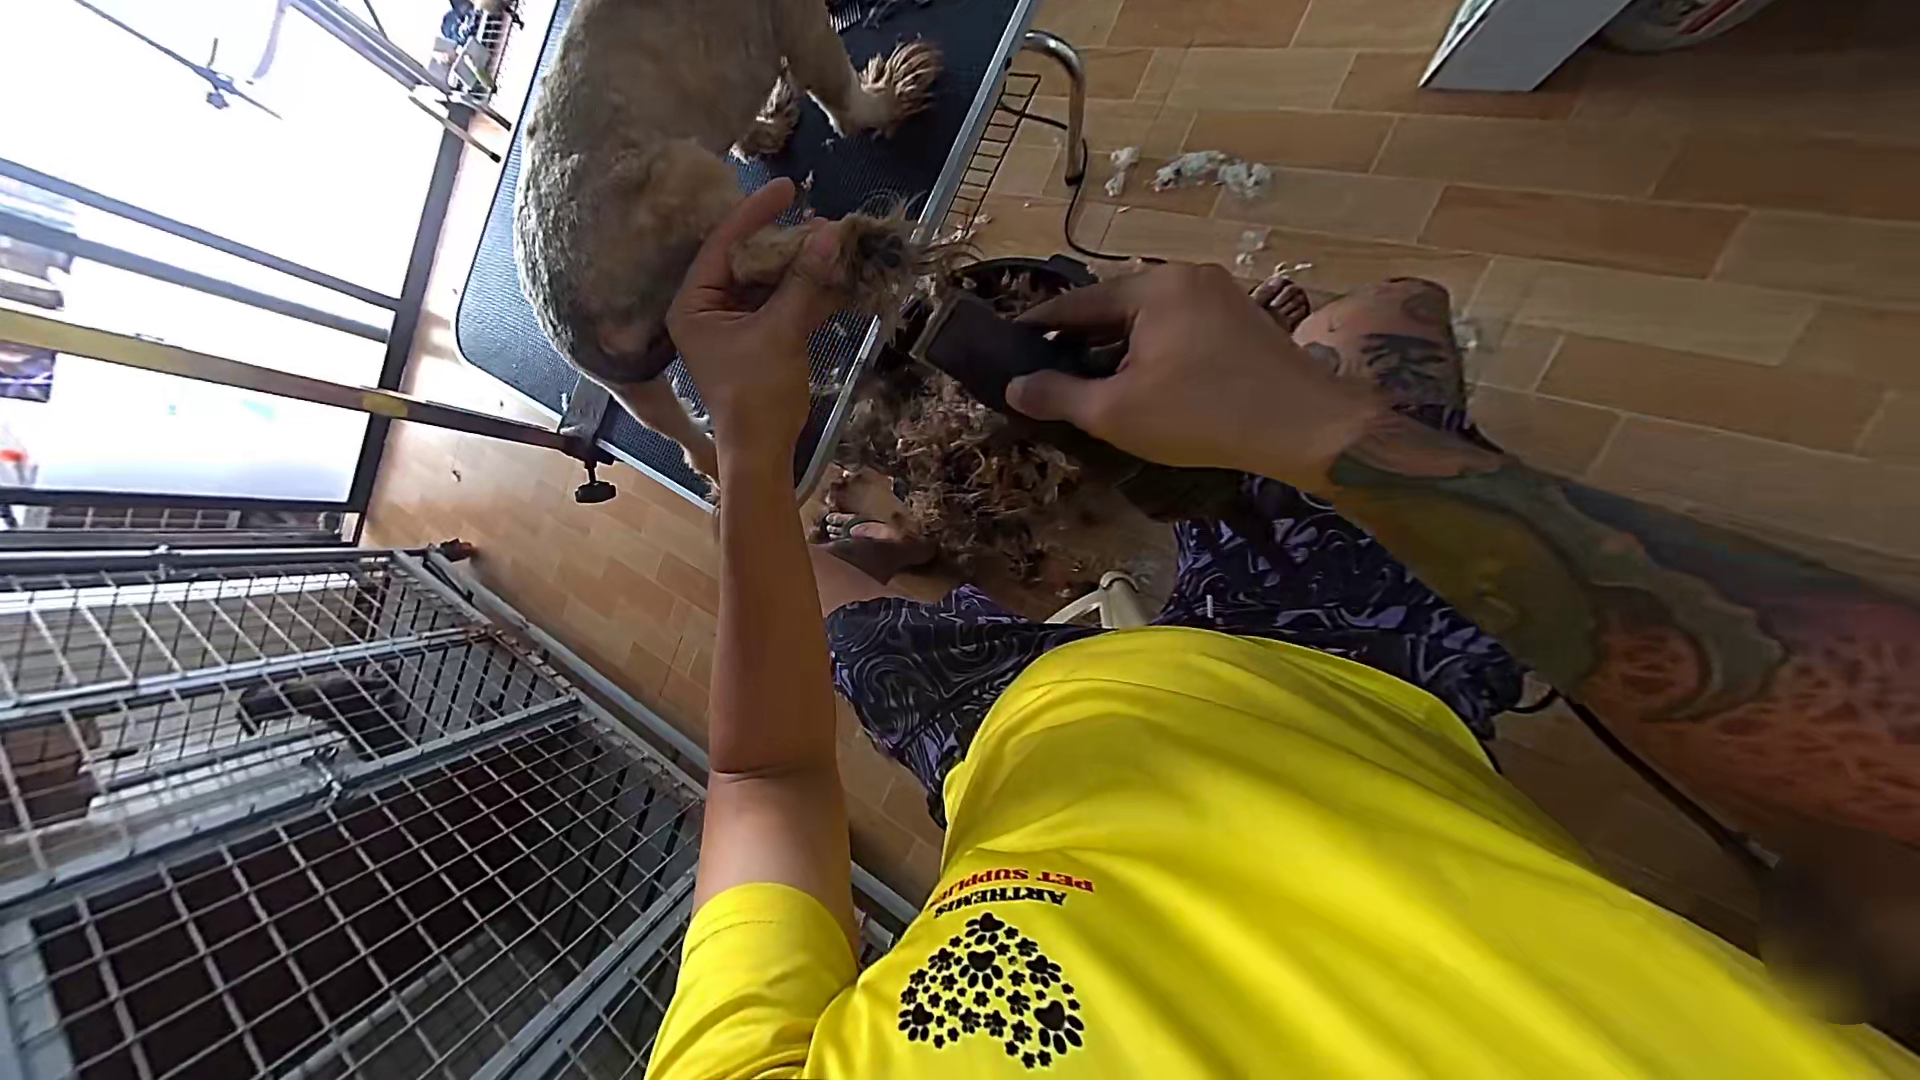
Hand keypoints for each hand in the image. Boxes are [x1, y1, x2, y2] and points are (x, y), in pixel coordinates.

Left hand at [667, 178, 842, 469]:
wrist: (765, 451)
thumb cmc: (757, 395)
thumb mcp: (780, 334)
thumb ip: (804, 284)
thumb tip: (830, 236)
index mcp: (695, 303)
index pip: (724, 244)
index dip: (756, 214)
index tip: (788, 188)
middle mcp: (711, 309)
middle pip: (751, 262)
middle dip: (788, 245)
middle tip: (823, 224)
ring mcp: (738, 326)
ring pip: (772, 284)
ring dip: (804, 270)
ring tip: (836, 247)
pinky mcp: (763, 341)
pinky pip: (786, 307)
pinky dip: (810, 296)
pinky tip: (837, 280)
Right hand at [1009, 263, 1381, 489]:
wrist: (1305, 427)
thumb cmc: (1201, 416)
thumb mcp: (1116, 412)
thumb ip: (1058, 395)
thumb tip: (1015, 387)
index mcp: (1153, 288)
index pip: (1077, 303)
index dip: (1039, 325)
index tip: (1011, 343)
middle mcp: (1186, 276)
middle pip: (1113, 306)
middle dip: (1077, 339)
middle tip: (1047, 370)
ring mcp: (1218, 294)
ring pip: (1146, 318)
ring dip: (1114, 346)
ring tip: (1087, 379)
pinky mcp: (1239, 318)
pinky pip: (1176, 326)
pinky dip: (1148, 349)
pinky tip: (1138, 379)